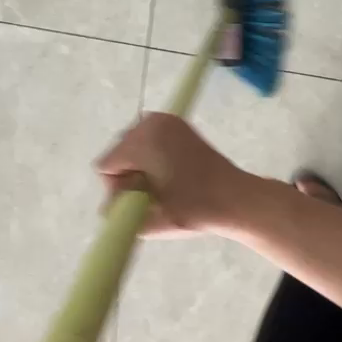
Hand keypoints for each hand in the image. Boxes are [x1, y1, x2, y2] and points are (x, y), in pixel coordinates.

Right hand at [95, 112, 253, 237]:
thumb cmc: (194, 210)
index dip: (119, 187)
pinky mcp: (179, 124)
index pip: (106, 166)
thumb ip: (118, 215)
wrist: (235, 197)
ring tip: (165, 183)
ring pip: (133, 145)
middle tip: (155, 192)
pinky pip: (150, 139)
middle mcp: (151, 123)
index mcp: (141, 142)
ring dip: (141, 164)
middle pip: (119, 152)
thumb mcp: (150, 220)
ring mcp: (166, 120)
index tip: (142, 199)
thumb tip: (106, 208)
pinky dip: (153, 154)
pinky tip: (171, 171)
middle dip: (129, 173)